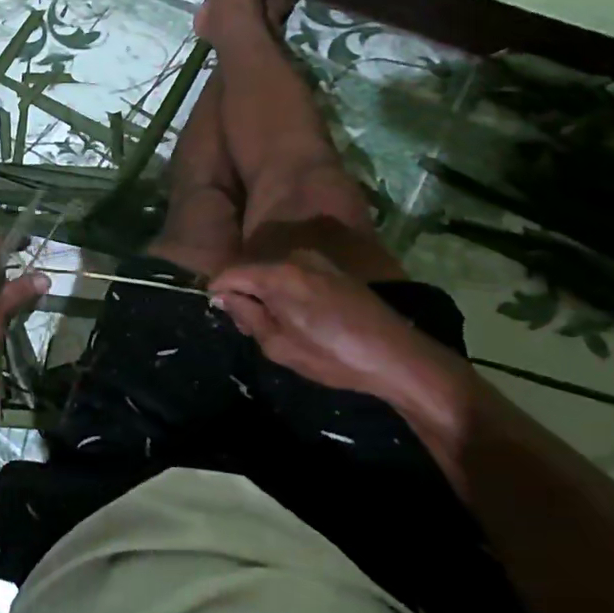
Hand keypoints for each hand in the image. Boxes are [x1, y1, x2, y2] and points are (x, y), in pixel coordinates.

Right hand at [208, 257, 472, 424]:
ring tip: (275, 324)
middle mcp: (295, 256)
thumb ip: (246, 315)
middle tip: (249, 326)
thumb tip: (224, 297)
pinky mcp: (333, 267)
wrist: (396, 356)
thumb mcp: (278, 345)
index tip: (217, 312)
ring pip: (273, 270)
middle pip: (251, 268)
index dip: (217, 290)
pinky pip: (294, 271)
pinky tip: (299, 316)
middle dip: (243, 293)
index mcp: (278, 274)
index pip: (229, 271)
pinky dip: (285, 288)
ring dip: (265, 291)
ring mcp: (317, 259)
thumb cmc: (332, 356)